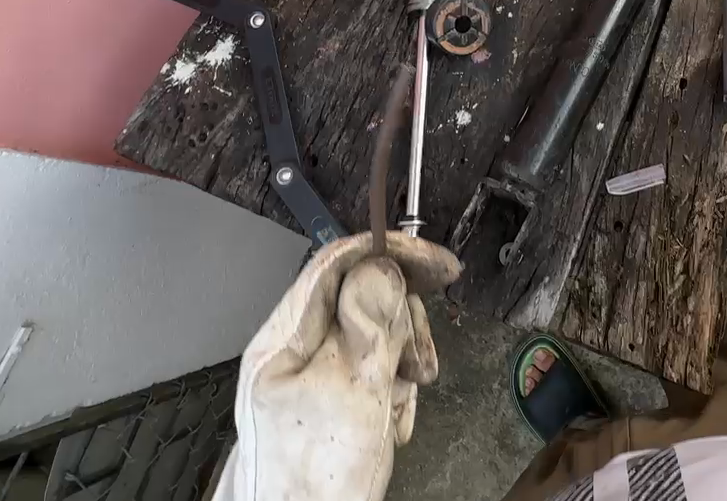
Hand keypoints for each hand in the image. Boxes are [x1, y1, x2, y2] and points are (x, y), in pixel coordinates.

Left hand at [214, 233, 459, 500]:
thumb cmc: (319, 473)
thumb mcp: (355, 389)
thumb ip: (370, 320)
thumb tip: (383, 262)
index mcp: (286, 337)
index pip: (338, 262)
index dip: (391, 252)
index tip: (440, 265)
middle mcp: (294, 347)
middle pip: (361, 295)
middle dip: (402, 321)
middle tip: (422, 362)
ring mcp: (311, 373)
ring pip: (373, 331)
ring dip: (402, 356)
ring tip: (409, 393)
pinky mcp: (330, 396)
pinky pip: (372, 367)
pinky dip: (393, 385)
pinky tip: (394, 415)